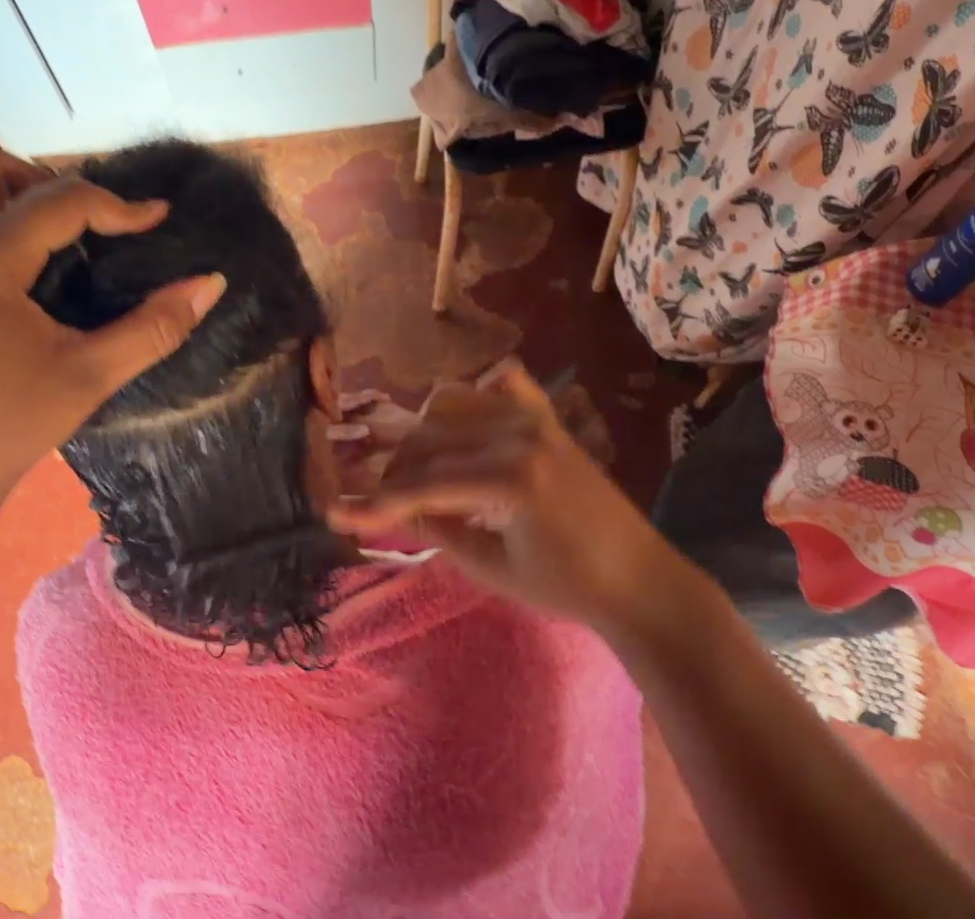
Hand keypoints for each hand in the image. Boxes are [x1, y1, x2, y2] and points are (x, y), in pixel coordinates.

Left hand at [0, 151, 226, 585]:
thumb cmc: (8, 428)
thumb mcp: (90, 376)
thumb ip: (155, 327)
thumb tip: (210, 284)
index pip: (60, 201)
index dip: (118, 205)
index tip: (158, 218)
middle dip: (47, 180)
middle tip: (90, 222)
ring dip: (13, 209)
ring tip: (58, 254)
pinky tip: (16, 297)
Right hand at [331, 363, 670, 625]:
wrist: (638, 578)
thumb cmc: (565, 586)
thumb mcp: (490, 568)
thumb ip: (436, 530)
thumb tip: (389, 507)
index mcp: (510, 480)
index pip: (423, 486)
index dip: (376, 503)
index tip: (336, 513)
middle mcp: (519, 436)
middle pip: (429, 441)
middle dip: (392, 471)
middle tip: (372, 500)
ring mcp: (536, 420)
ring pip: (451, 407)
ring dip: (420, 437)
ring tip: (411, 472)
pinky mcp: (548, 419)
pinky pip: (499, 388)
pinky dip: (469, 398)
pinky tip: (455, 423)